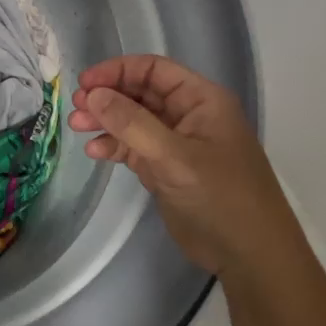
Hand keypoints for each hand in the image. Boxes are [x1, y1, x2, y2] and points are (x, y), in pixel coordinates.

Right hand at [69, 55, 301, 277]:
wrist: (249, 255)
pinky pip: (133, 146)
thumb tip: (93, 95)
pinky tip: (95, 152)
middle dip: (107, 97)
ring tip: (77, 127)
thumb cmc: (221, 197)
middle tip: (76, 108)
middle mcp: (188, 116)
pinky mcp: (165, 169)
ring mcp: (176, 143)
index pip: (154, 70)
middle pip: (140, 93)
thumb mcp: (174, 157)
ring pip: (133, 120)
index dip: (118, 71)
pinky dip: (113, 146)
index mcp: (201, 101)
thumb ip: (132, 123)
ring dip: (105, 121)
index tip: (85, 85)